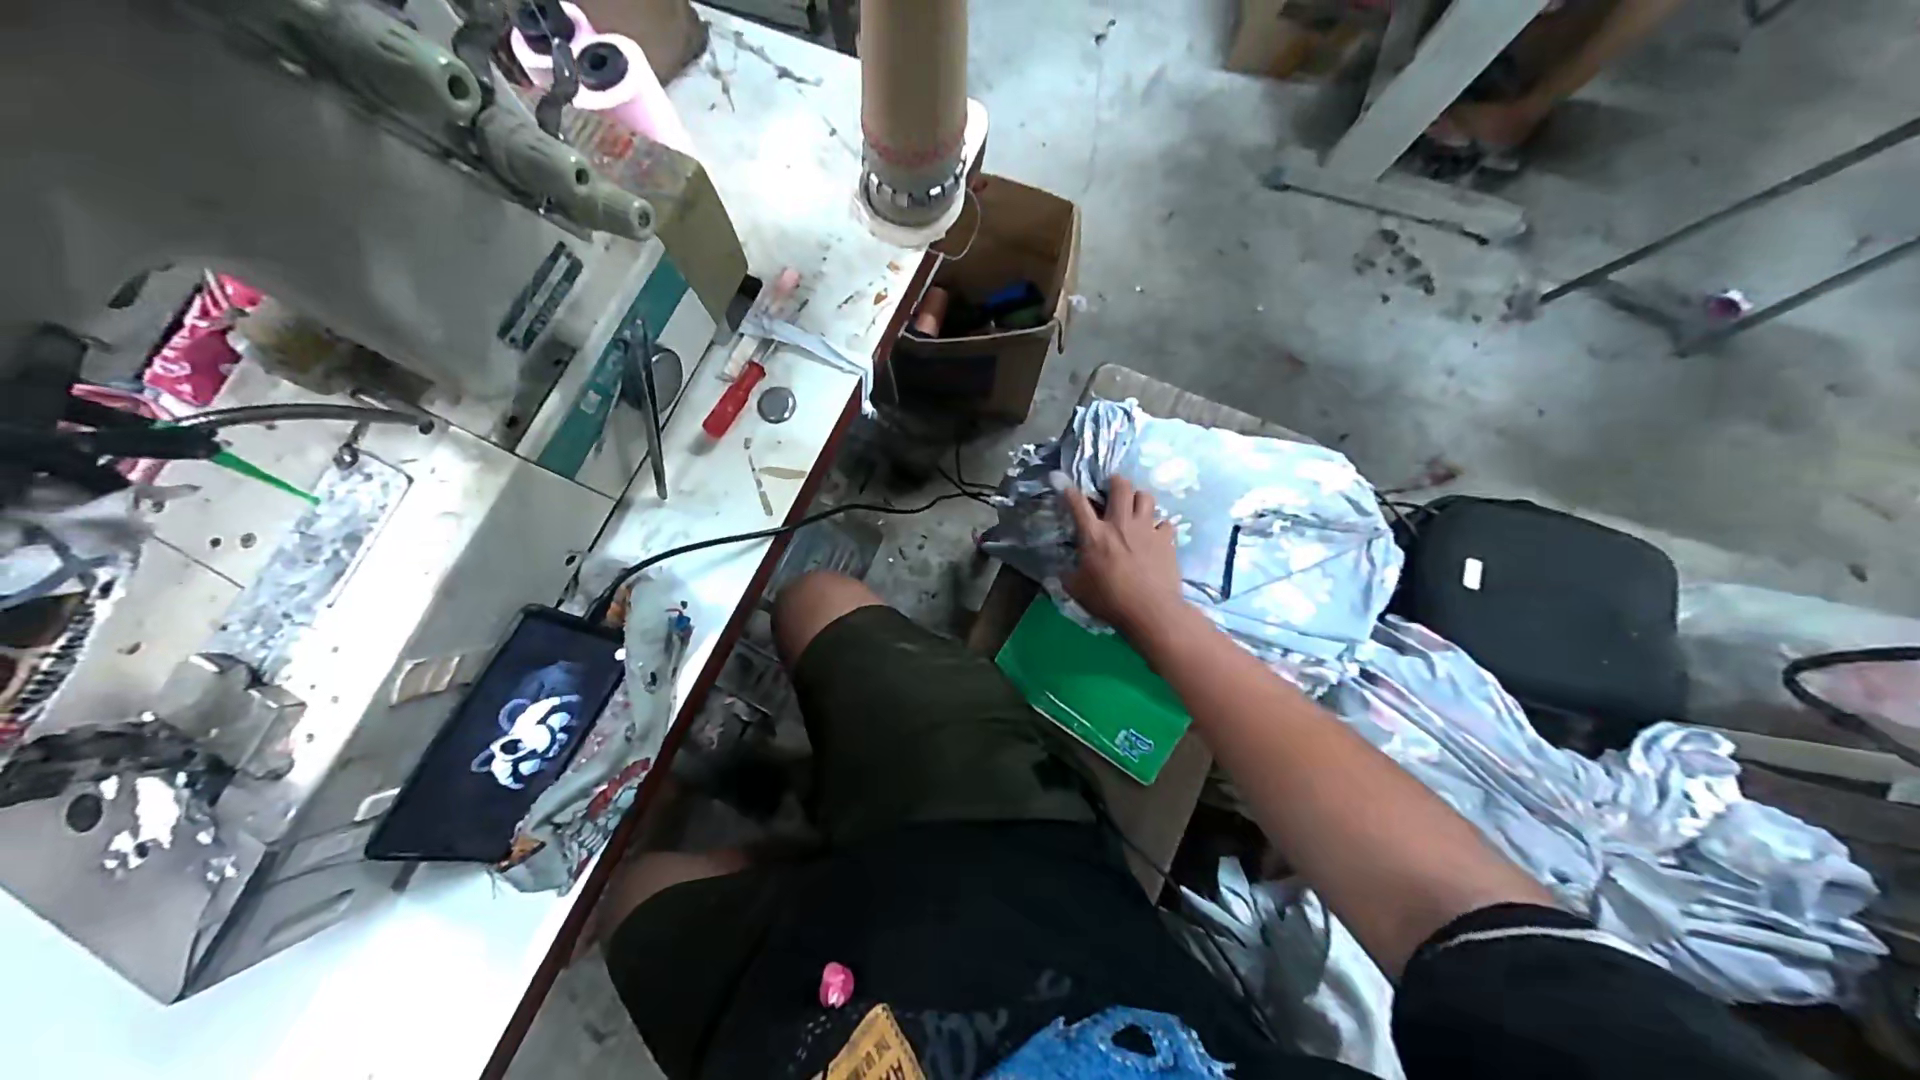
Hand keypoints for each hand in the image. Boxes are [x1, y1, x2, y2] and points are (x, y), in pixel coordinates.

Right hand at [1062, 474, 1186, 635]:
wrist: (1150, 611)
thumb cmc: (1109, 601)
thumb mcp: (1077, 589)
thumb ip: (1067, 575)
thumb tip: (1059, 570)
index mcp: (1094, 535)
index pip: (1077, 504)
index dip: (1069, 491)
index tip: (1065, 484)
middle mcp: (1120, 524)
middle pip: (1121, 487)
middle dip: (1116, 481)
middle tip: (1113, 485)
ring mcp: (1146, 529)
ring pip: (1146, 497)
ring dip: (1139, 498)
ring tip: (1136, 506)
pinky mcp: (1166, 540)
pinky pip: (1165, 523)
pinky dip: (1159, 526)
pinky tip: (1156, 535)